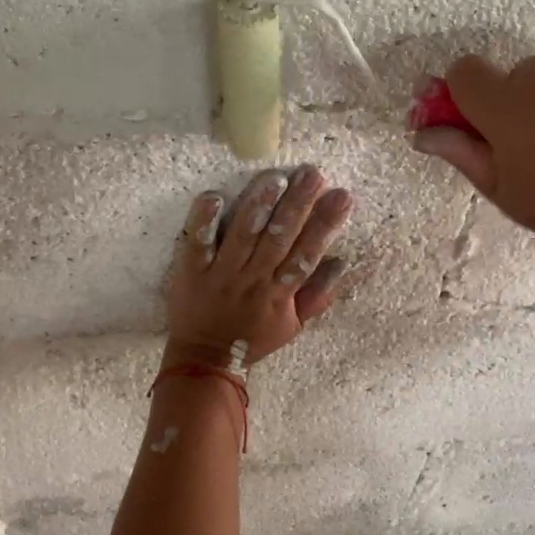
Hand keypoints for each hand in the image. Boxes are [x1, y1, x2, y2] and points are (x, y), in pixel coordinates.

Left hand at [166, 166, 353, 371]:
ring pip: (244, 236)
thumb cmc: (252, 339)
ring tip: (275, 178)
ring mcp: (222, 274)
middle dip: (298, 204)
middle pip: (279, 238)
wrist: (204, 360)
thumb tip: (341, 261)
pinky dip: (205, 222)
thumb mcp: (292, 325)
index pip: (307, 253)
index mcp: (280, 292)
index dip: (325, 224)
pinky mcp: (192, 271)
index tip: (342, 195)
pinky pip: (199, 244)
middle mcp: (254, 279)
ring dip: (259, 206)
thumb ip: (317, 294)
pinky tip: (215, 197)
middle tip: (313, 173)